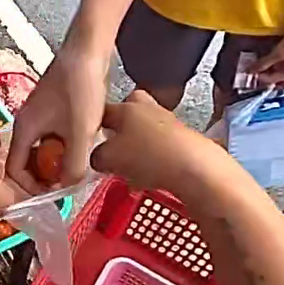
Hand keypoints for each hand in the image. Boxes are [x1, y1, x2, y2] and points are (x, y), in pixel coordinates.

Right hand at [8, 37, 109, 188]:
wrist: (90, 49)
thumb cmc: (81, 86)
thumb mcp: (81, 131)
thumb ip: (74, 164)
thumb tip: (69, 187)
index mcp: (24, 129)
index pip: (12, 169)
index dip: (28, 187)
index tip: (49, 195)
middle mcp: (28, 124)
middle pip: (27, 162)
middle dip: (44, 176)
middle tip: (66, 184)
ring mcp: (41, 116)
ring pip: (43, 150)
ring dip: (57, 162)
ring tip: (77, 167)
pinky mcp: (55, 109)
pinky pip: (55, 138)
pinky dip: (66, 147)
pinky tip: (85, 146)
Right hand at [90, 91, 234, 197]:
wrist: (194, 168)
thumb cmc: (148, 156)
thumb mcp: (109, 159)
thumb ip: (96, 156)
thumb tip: (98, 157)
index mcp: (127, 107)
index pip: (103, 111)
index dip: (92, 126)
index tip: (88, 141)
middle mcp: (148, 109)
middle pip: (129, 112)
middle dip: (121, 127)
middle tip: (114, 147)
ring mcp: (169, 123)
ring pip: (145, 130)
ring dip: (137, 146)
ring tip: (130, 170)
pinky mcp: (185, 140)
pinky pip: (161, 146)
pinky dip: (153, 159)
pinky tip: (150, 177)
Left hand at [252, 2, 283, 86]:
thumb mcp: (281, 52)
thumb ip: (265, 63)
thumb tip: (250, 72)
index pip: (270, 81)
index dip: (257, 77)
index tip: (245, 71)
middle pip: (275, 77)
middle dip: (262, 73)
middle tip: (250, 67)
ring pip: (279, 69)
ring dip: (268, 67)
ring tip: (257, 61)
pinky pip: (283, 62)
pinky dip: (275, 60)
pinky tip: (269, 55)